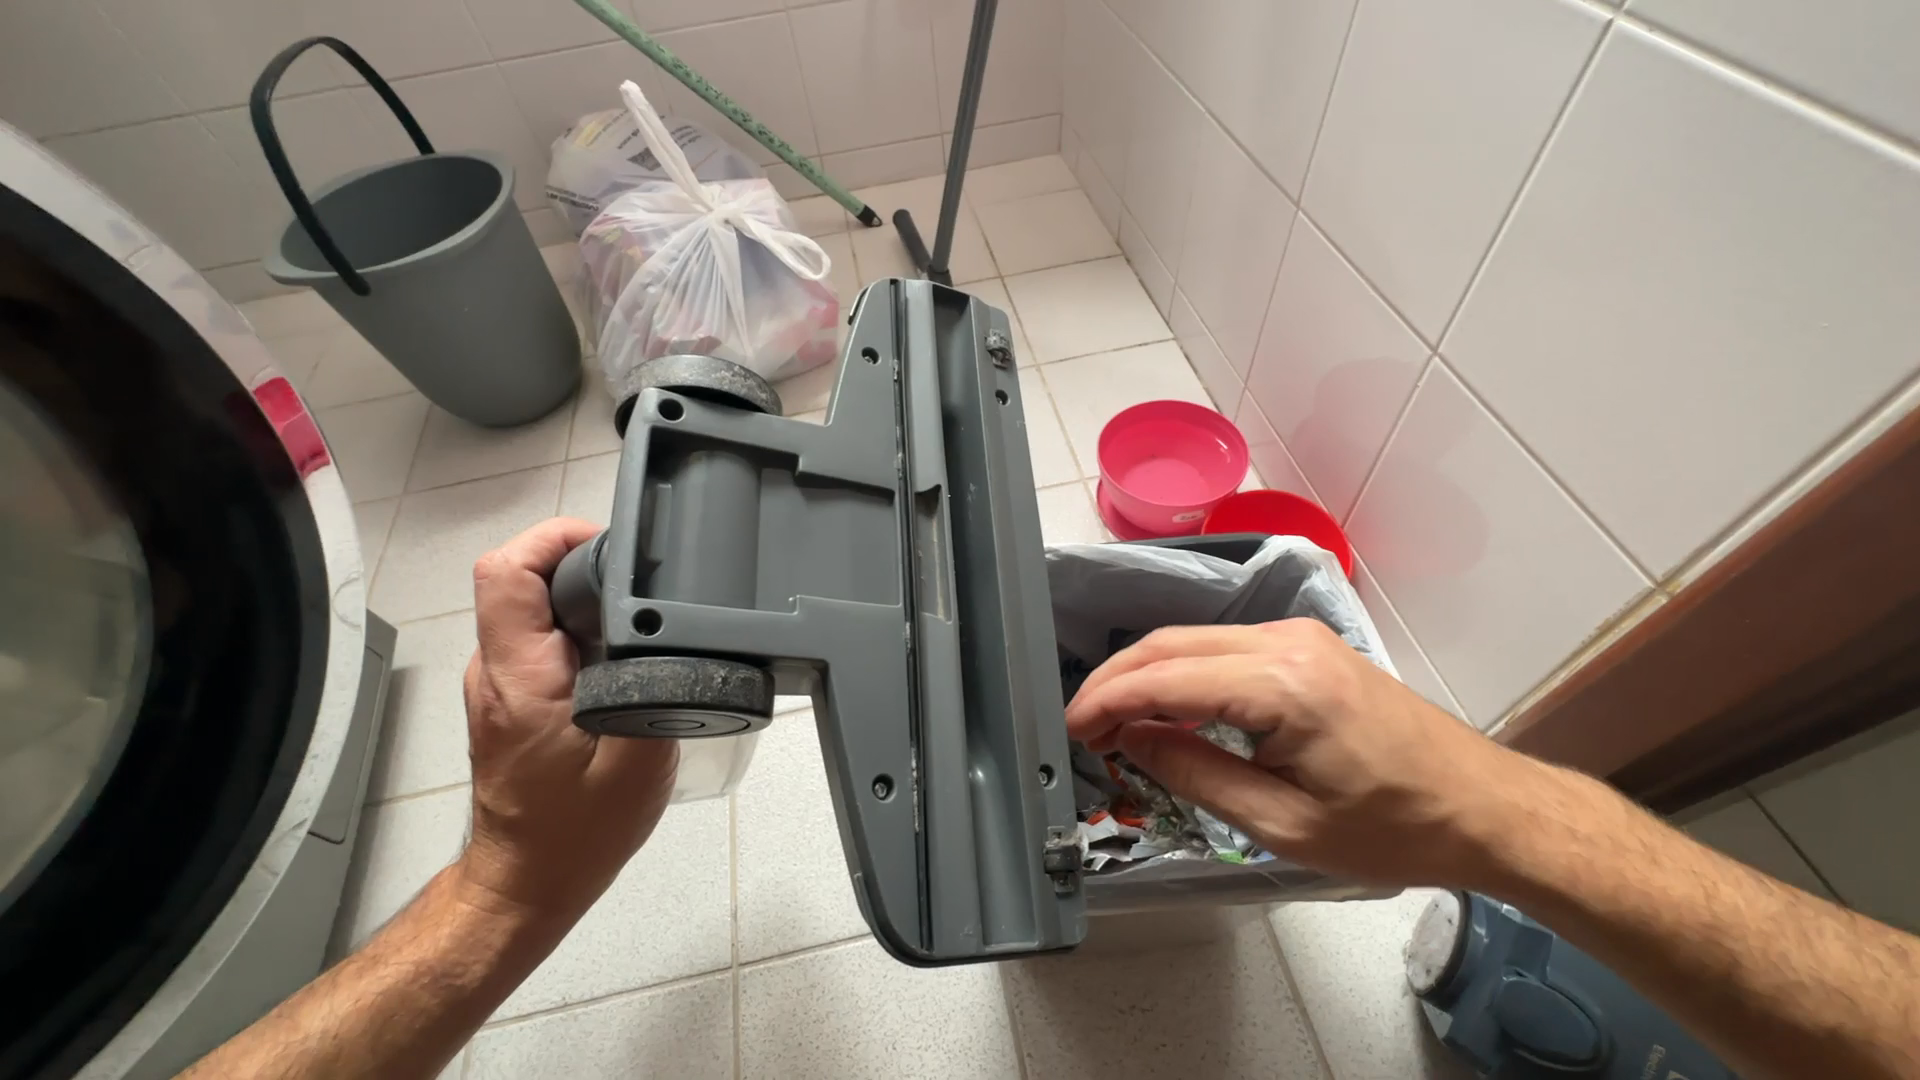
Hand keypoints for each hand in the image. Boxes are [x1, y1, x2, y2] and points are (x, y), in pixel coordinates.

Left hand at [456, 518, 678, 918]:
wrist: (529, 884)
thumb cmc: (578, 833)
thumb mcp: (638, 761)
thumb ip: (657, 688)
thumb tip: (672, 634)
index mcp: (521, 676)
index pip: (507, 571)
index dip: (556, 537)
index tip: (615, 546)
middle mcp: (499, 670)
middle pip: (524, 579)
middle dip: (587, 561)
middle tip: (652, 581)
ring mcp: (503, 683)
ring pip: (535, 606)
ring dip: (589, 595)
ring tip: (650, 617)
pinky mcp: (516, 697)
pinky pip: (543, 636)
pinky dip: (585, 626)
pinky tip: (631, 653)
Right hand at [1065, 619, 1532, 888]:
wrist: (1486, 807)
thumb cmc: (1392, 829)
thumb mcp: (1284, 825)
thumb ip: (1196, 773)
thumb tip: (1131, 737)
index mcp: (1282, 684)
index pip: (1165, 676)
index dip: (1107, 701)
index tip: (1072, 730)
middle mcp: (1284, 641)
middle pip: (1169, 643)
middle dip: (1115, 681)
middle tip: (1082, 728)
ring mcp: (1297, 636)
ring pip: (1190, 639)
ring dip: (1143, 675)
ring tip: (1112, 722)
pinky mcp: (1304, 646)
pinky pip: (1220, 648)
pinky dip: (1179, 673)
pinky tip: (1163, 707)